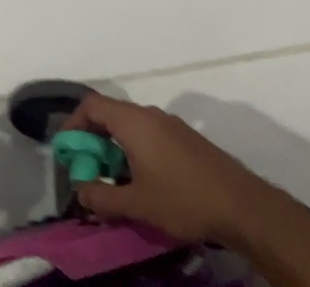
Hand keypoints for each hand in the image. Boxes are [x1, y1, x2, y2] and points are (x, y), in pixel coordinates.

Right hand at [60, 93, 283, 244]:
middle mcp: (151, 115)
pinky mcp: (186, 140)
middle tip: (87, 171)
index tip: (68, 150)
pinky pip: (150, 136)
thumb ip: (102, 197)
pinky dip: (135, 151)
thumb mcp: (136, 204)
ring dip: (115, 148)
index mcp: (134, 122)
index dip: (74, 123)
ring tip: (113, 181)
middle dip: (93, 140)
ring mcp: (172, 126)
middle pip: (111, 114)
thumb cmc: (183, 200)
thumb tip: (80, 191)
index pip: (92, 105)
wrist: (241, 205)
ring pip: (132, 127)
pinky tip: (142, 182)